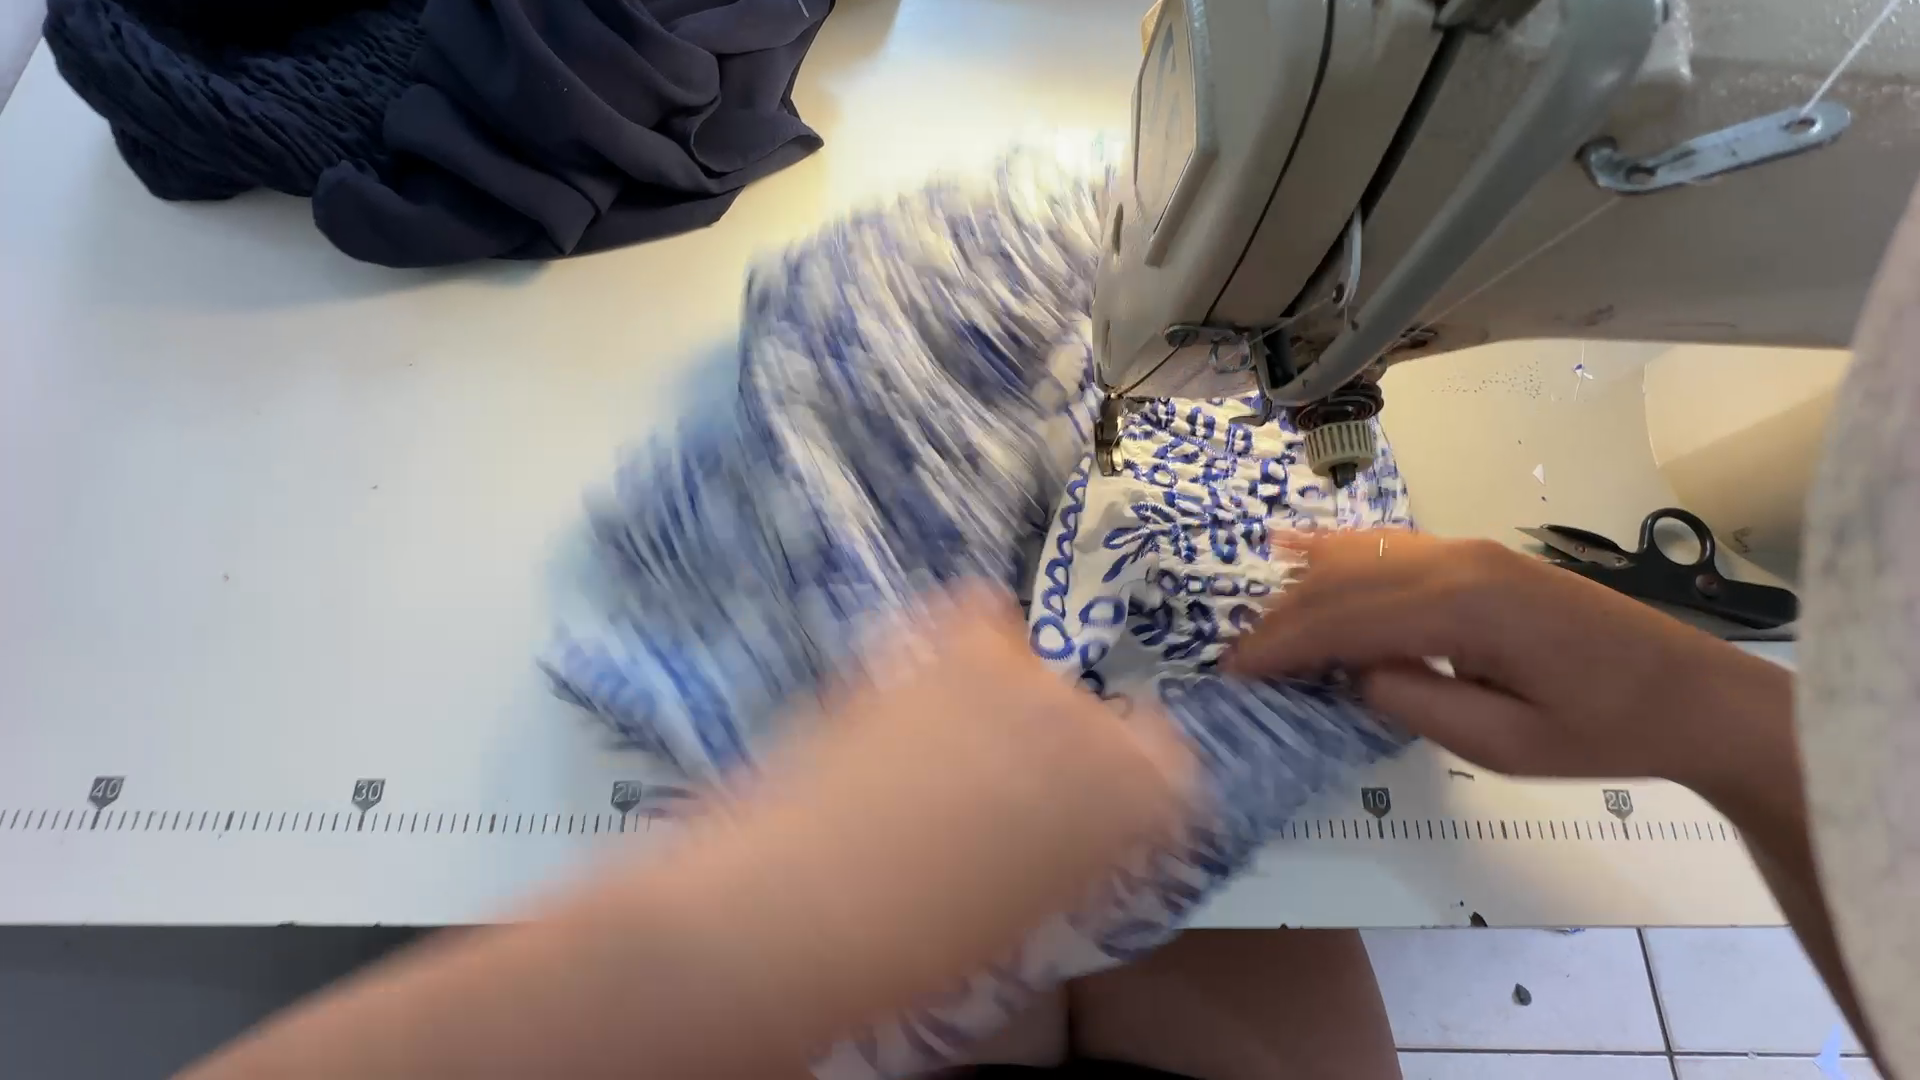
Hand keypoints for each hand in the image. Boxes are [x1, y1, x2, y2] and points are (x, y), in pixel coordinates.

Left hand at [705, 584, 1195, 1002]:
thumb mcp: (1034, 902)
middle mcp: (1092, 716)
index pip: (1166, 763)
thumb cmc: (929, 936)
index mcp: (1136, 797)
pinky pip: (976, 614)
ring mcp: (1017, 667)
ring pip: (1035, 658)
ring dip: (1010, 690)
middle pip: (1096, 710)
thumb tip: (1070, 813)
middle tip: (1009, 780)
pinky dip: (962, 636)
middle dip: (1064, 742)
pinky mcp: (945, 639)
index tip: (1092, 803)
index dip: (1129, 782)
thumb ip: (1075, 843)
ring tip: (959, 731)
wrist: (810, 902)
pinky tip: (930, 677)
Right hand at [1222, 531, 1791, 794]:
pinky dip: (1331, 552)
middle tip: (1238, 658)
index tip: (1232, 671)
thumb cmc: (1602, 731)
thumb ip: (1407, 701)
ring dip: (1300, 590)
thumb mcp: (1499, 743)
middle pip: (1336, 580)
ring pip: (1351, 554)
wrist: (1694, 694)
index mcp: (1462, 607)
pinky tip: (1295, 549)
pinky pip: (1381, 543)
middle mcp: (1452, 560)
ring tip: (1266, 629)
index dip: (1279, 645)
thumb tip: (1350, 670)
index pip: (1340, 619)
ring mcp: (1462, 547)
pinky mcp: (1469, 551)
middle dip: (1278, 620)